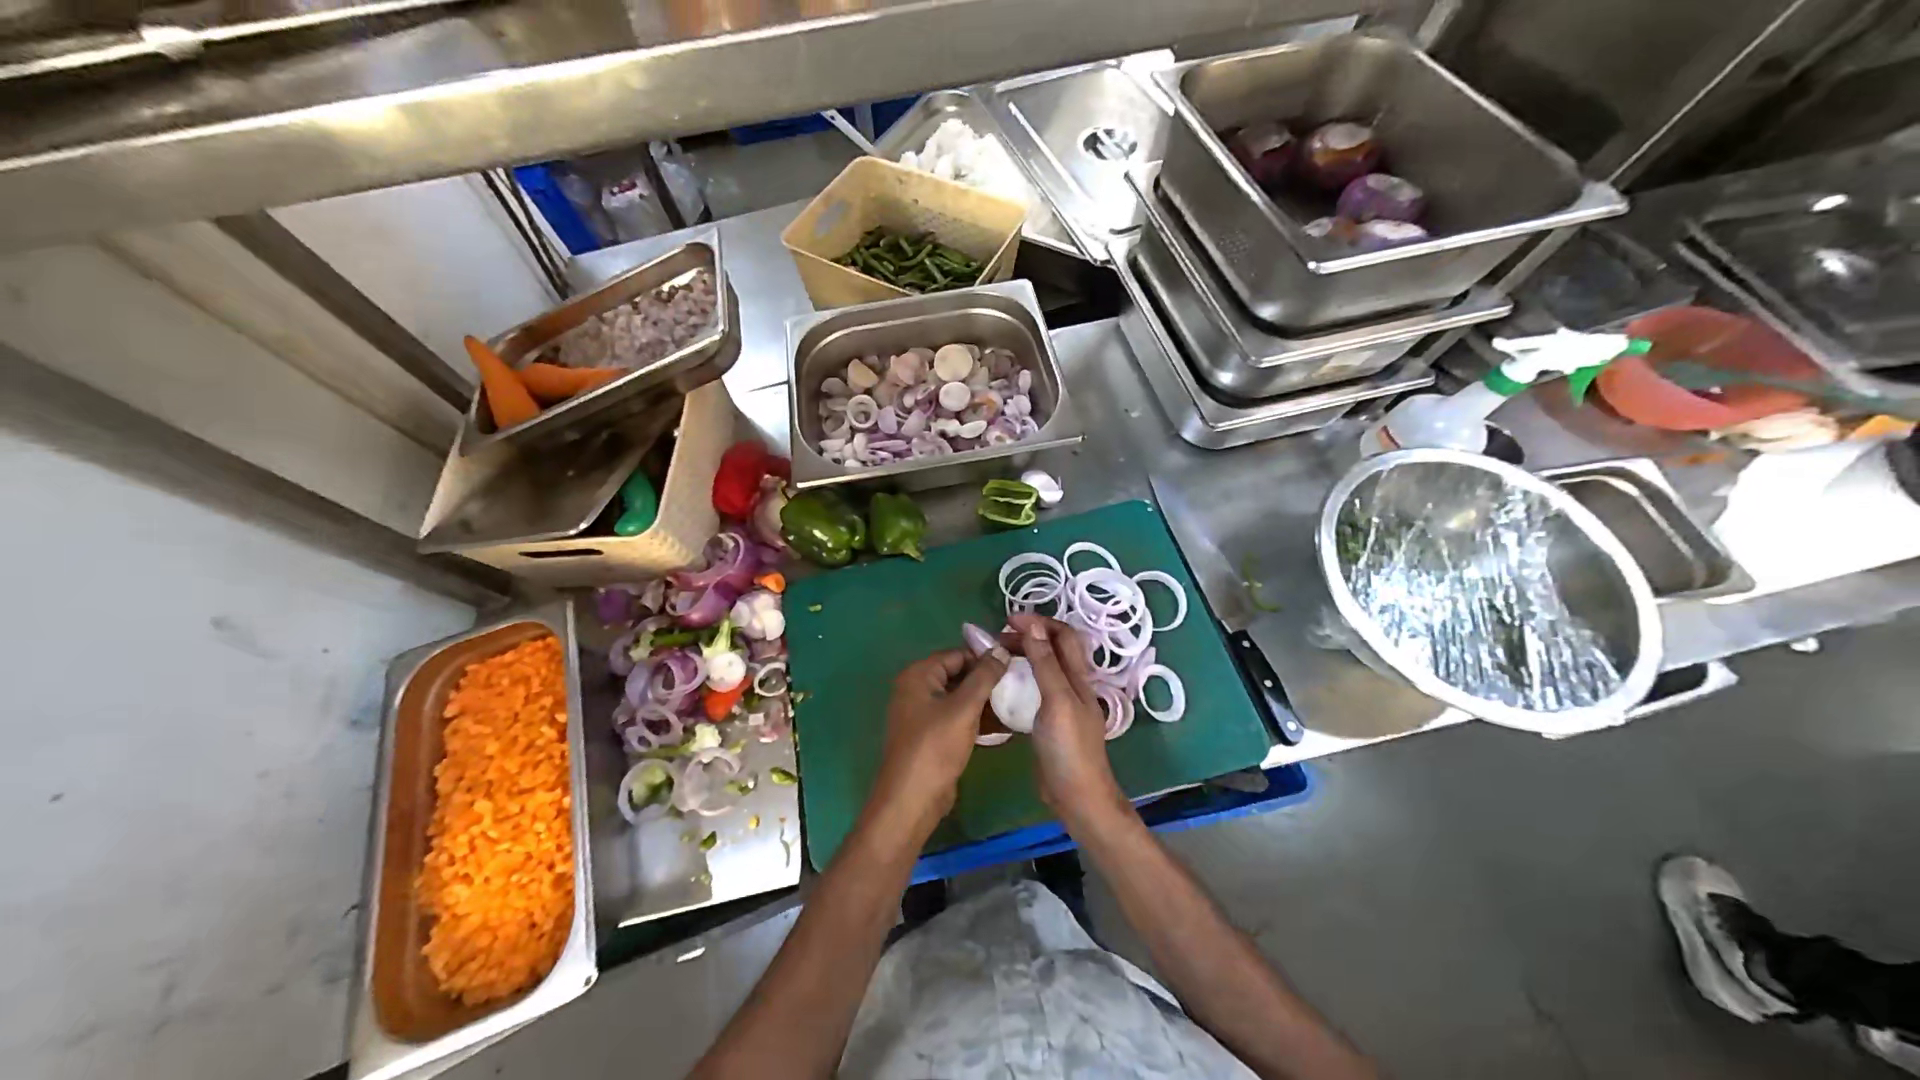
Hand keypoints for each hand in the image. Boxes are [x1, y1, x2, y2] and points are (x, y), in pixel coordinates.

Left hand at [866, 646, 1007, 827]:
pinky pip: (958, 719)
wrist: (913, 799)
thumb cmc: (935, 747)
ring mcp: (923, 714)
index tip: (1015, 662)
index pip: (957, 654)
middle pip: (958, 675)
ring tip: (1018, 702)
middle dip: (987, 680)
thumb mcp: (964, 708)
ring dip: (986, 702)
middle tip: (1020, 683)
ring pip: (960, 698)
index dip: (985, 657)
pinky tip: (1005, 725)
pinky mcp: (932, 736)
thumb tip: (1001, 650)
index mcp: (918, 676)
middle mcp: (917, 689)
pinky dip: (977, 720)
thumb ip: (984, 676)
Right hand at [1008, 615, 1129, 827]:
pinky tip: (1001, 686)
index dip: (1039, 622)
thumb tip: (1034, 625)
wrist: (1077, 796)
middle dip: (1027, 637)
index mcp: (1079, 677)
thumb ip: (1046, 663)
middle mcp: (1073, 685)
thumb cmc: (1069, 748)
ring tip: (995, 656)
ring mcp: (1062, 704)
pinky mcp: (1050, 721)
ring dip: (1022, 656)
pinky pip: (1034, 690)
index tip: (1008, 621)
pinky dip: (1019, 679)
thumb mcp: (1057, 700)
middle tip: (995, 640)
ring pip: (1043, 668)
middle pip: (1052, 649)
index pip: (1063, 635)